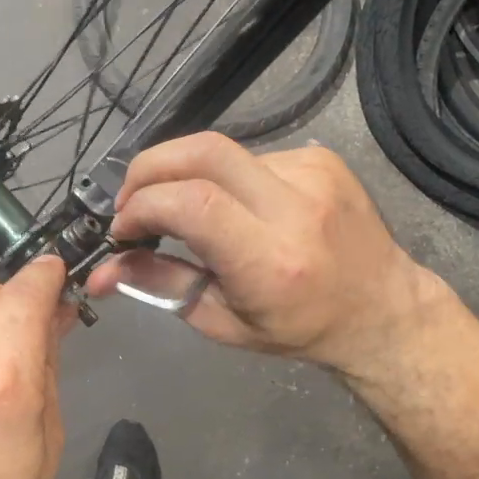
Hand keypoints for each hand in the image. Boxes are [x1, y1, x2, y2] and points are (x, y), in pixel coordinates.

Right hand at [83, 132, 443, 372]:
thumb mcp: (221, 321)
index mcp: (270, 261)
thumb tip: (97, 273)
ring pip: (220, 152)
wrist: (381, 309)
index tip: (123, 230)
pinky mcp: (321, 157)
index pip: (190, 204)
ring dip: (185, 177)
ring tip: (187, 214)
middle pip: (202, 150)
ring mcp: (314, 173)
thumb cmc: (296, 328)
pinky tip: (235, 208)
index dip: (141, 206)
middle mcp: (295, 208)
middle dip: (148, 168)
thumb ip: (158, 286)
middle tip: (131, 200)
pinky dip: (223, 179)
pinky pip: (249, 156)